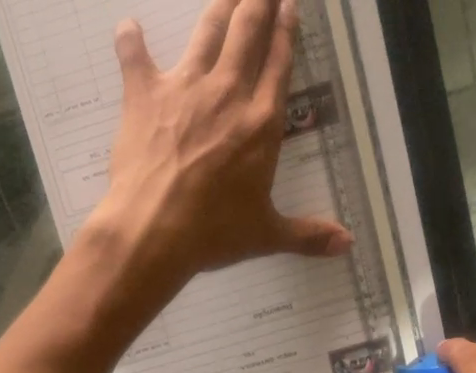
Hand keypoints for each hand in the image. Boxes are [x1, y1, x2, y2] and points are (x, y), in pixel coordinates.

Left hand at [84, 0, 353, 282]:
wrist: (154, 230)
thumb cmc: (213, 234)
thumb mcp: (265, 235)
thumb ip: (307, 235)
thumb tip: (347, 245)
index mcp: (262, 122)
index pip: (279, 61)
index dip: (285, 28)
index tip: (289, 4)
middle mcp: (228, 93)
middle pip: (247, 30)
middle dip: (257, 1)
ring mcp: (185, 88)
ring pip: (206, 31)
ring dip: (218, 7)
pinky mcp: (144, 95)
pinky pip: (135, 56)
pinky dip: (130, 40)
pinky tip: (127, 27)